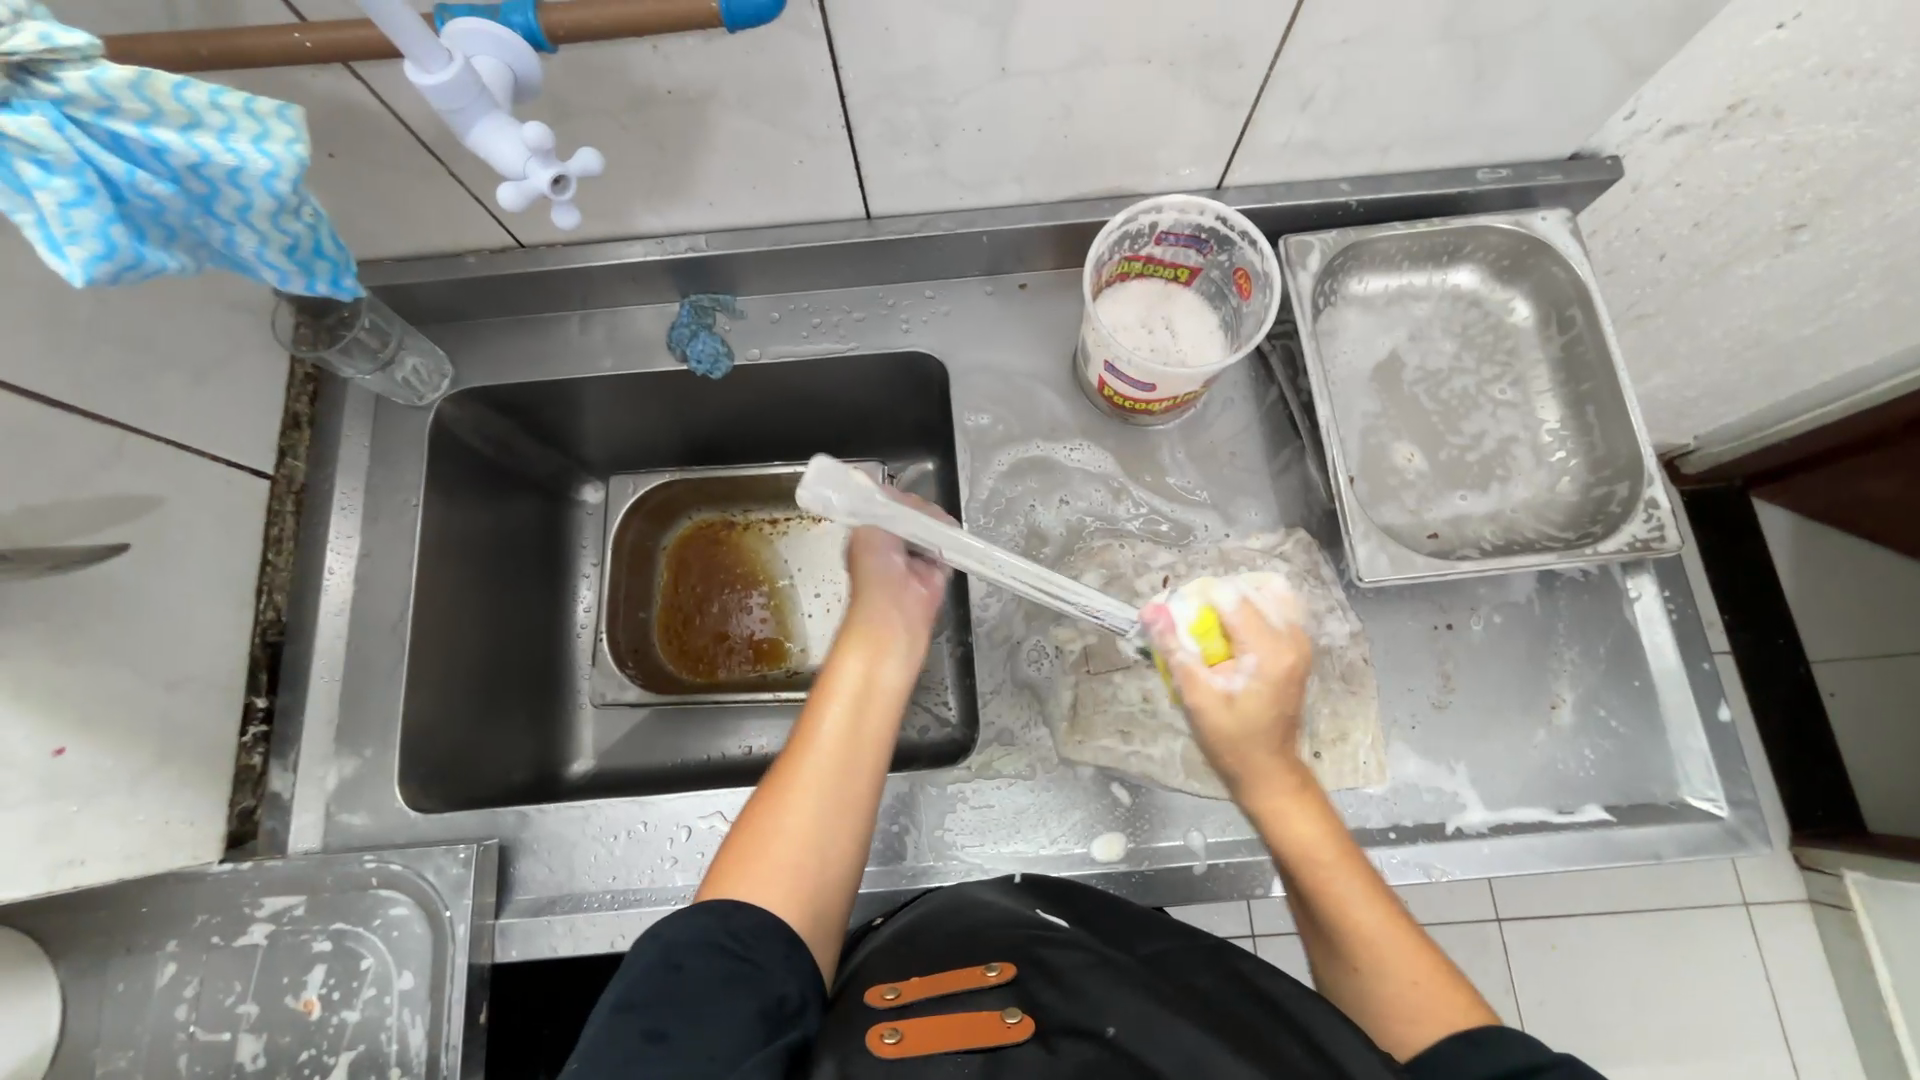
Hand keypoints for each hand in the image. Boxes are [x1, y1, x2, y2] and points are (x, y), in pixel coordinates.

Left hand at [842, 490, 952, 649]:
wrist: (894, 606)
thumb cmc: (874, 566)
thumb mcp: (870, 526)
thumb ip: (885, 507)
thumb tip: (902, 497)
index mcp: (870, 532)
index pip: (888, 504)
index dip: (898, 498)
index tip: (904, 498)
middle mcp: (892, 542)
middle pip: (914, 512)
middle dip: (919, 510)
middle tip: (921, 515)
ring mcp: (915, 554)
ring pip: (932, 526)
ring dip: (935, 524)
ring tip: (932, 529)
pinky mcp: (936, 567)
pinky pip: (946, 545)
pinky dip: (949, 540)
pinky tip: (945, 538)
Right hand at [1141, 592, 1314, 799]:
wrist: (1267, 769)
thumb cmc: (1230, 739)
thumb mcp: (1195, 695)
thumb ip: (1174, 648)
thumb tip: (1150, 609)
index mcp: (1268, 650)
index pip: (1230, 595)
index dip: (1195, 595)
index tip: (1171, 611)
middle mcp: (1291, 637)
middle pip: (1252, 585)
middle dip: (1214, 593)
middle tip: (1188, 615)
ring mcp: (1300, 640)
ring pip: (1270, 589)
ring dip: (1236, 595)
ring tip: (1211, 617)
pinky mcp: (1298, 645)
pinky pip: (1278, 605)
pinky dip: (1252, 605)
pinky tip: (1230, 628)